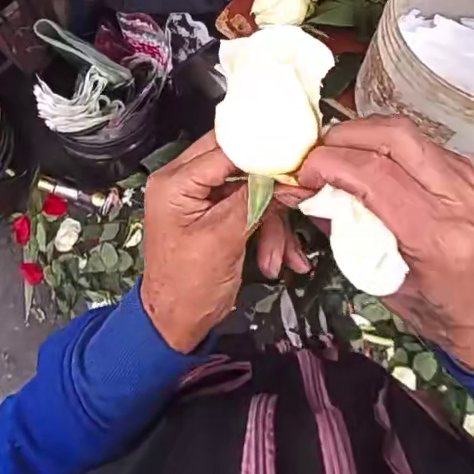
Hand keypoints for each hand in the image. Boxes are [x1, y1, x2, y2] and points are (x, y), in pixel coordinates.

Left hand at [138, 132, 315, 351]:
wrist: (175, 327)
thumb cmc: (187, 286)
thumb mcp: (224, 238)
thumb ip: (256, 199)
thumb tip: (290, 174)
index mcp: (175, 181)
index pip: (225, 147)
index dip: (263, 151)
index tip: (296, 157)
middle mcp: (185, 179)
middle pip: (240, 161)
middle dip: (271, 185)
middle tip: (298, 191)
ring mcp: (202, 195)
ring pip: (251, 187)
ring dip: (271, 220)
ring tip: (279, 255)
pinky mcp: (218, 210)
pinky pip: (250, 204)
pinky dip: (267, 229)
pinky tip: (278, 257)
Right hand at [288, 117, 473, 373]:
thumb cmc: (428, 306)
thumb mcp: (375, 277)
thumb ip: (339, 227)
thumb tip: (300, 190)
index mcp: (436, 238)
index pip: (376, 176)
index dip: (331, 163)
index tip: (304, 172)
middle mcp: (458, 201)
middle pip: (395, 136)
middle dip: (346, 136)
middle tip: (319, 154)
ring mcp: (465, 180)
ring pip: (406, 131)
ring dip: (363, 134)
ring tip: (338, 153)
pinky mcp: (463, 169)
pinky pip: (416, 140)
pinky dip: (382, 142)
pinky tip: (367, 158)